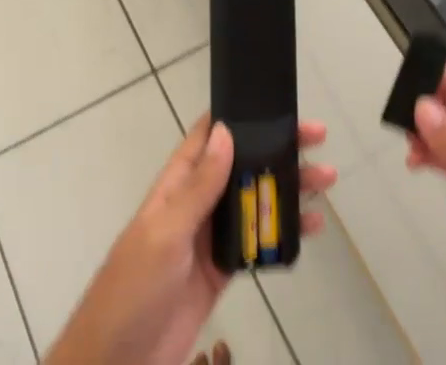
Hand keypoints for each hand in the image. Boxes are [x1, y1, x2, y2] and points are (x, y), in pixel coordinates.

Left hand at [47, 116, 334, 364]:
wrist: (119, 359)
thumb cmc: (133, 288)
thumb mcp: (165, 233)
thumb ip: (198, 187)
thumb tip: (225, 133)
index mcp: (175, 188)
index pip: (207, 140)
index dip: (239, 119)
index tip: (276, 105)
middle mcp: (195, 206)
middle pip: (241, 168)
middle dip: (278, 152)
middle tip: (317, 138)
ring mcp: (209, 240)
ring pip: (255, 203)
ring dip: (288, 190)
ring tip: (326, 180)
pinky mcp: (221, 271)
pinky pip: (257, 243)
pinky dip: (283, 233)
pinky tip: (309, 227)